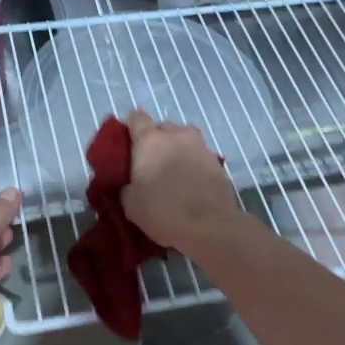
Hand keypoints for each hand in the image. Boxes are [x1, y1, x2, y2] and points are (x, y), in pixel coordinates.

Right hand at [120, 109, 242, 248]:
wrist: (210, 226)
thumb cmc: (163, 211)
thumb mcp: (130, 204)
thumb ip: (126, 185)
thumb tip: (131, 183)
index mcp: (150, 140)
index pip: (136, 118)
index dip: (131, 127)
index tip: (128, 142)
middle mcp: (176, 135)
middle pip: (162, 127)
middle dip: (156, 139)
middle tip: (151, 161)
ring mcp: (200, 146)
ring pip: (184, 139)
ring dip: (177, 148)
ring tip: (174, 170)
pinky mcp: (217, 161)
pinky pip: (199, 155)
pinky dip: (193, 163)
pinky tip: (191, 181)